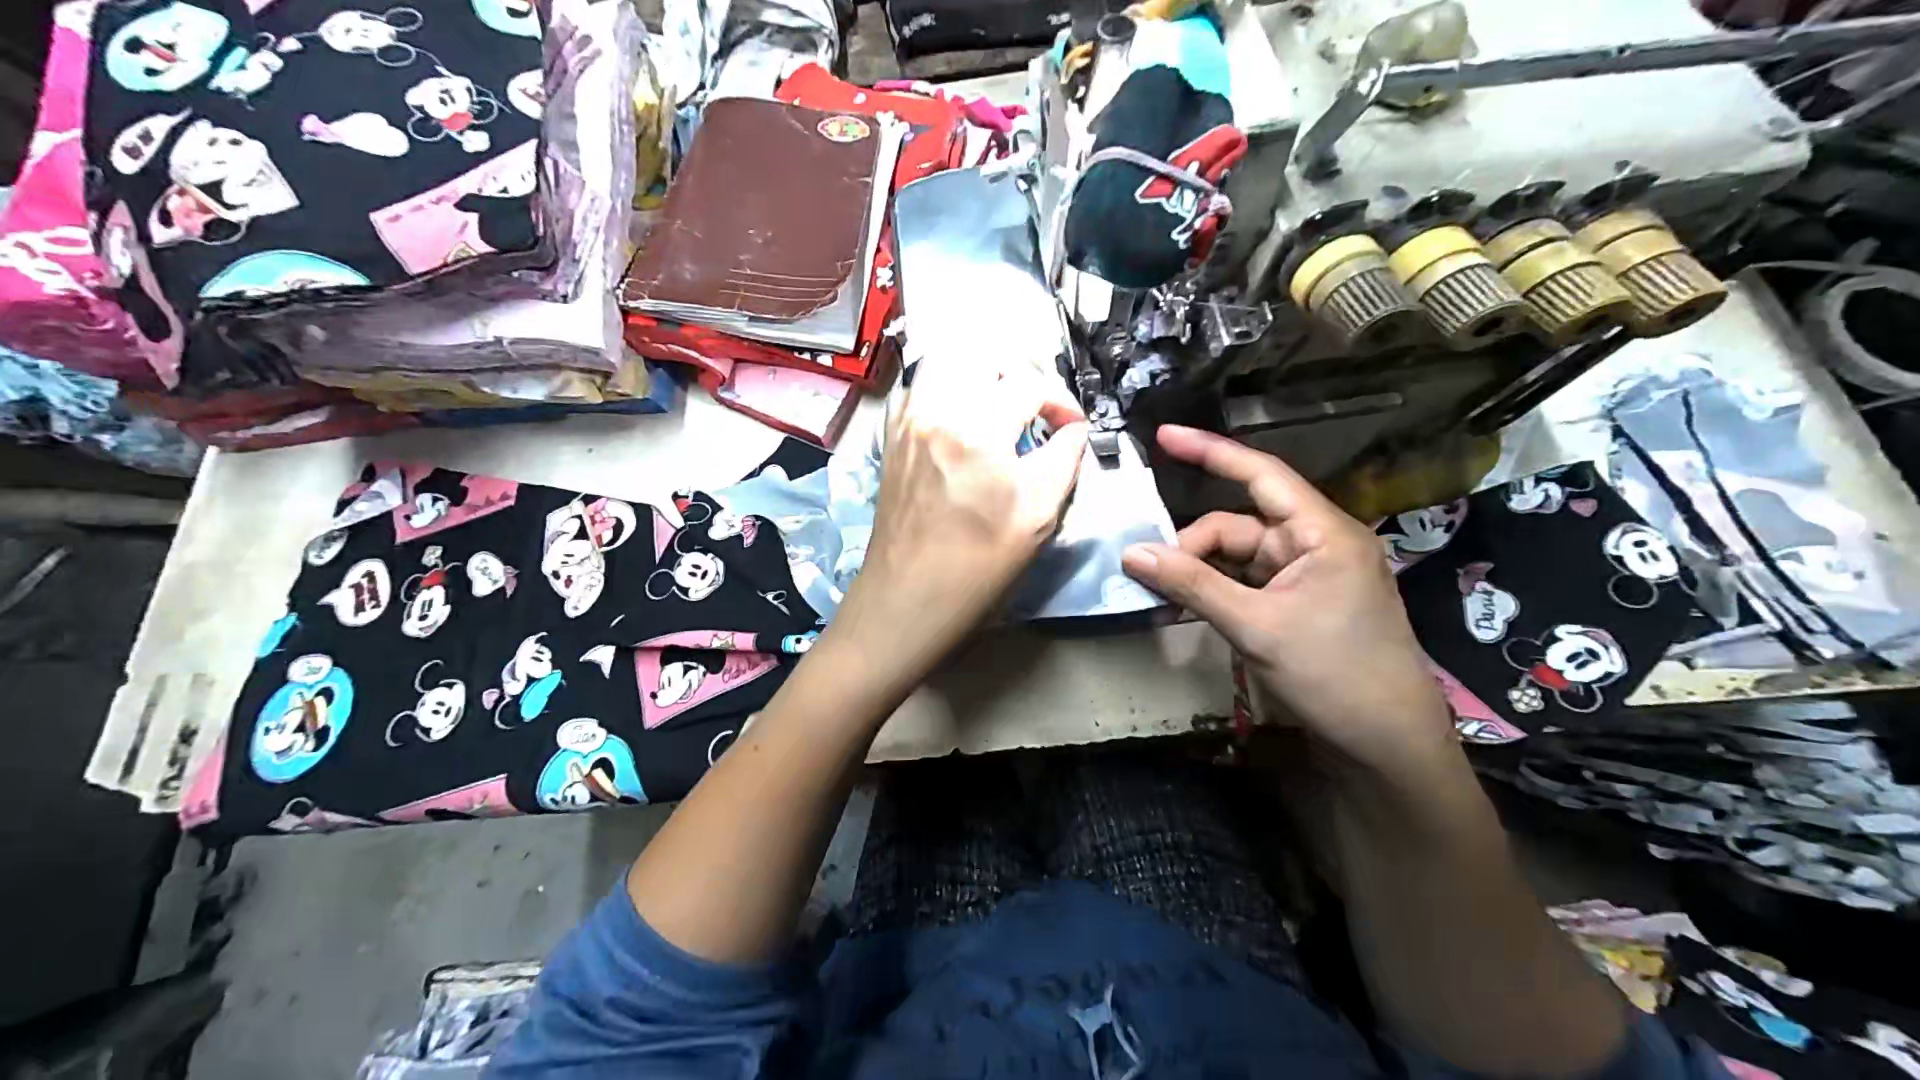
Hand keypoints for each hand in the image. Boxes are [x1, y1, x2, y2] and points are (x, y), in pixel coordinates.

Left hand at [827, 358, 1089, 697]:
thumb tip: (1073, 430)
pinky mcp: (892, 437)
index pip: (1030, 383)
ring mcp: (907, 421)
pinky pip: (920, 387)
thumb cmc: (977, 567)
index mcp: (976, 429)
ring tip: (1000, 407)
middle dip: (1019, 373)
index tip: (1071, 427)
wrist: (906, 601)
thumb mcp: (1038, 516)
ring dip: (980, 373)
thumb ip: (1063, 460)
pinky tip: (962, 418)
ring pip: (945, 362)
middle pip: (982, 354)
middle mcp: (935, 410)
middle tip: (1036, 409)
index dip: (1061, 400)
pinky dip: (947, 387)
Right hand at [1121, 426, 1455, 778]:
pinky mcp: (1298, 605)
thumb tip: (1132, 553)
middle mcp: (1315, 545)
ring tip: (1156, 594)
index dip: (1210, 451)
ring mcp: (1306, 577)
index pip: (1260, 474)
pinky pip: (1244, 585)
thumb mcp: (1255, 626)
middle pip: (1237, 526)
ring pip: (1236, 558)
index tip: (1163, 436)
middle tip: (1146, 574)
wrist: (1387, 746)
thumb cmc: (1334, 675)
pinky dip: (1213, 593)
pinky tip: (1181, 609)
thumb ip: (1192, 585)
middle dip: (1190, 546)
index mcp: (1322, 533)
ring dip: (1197, 573)